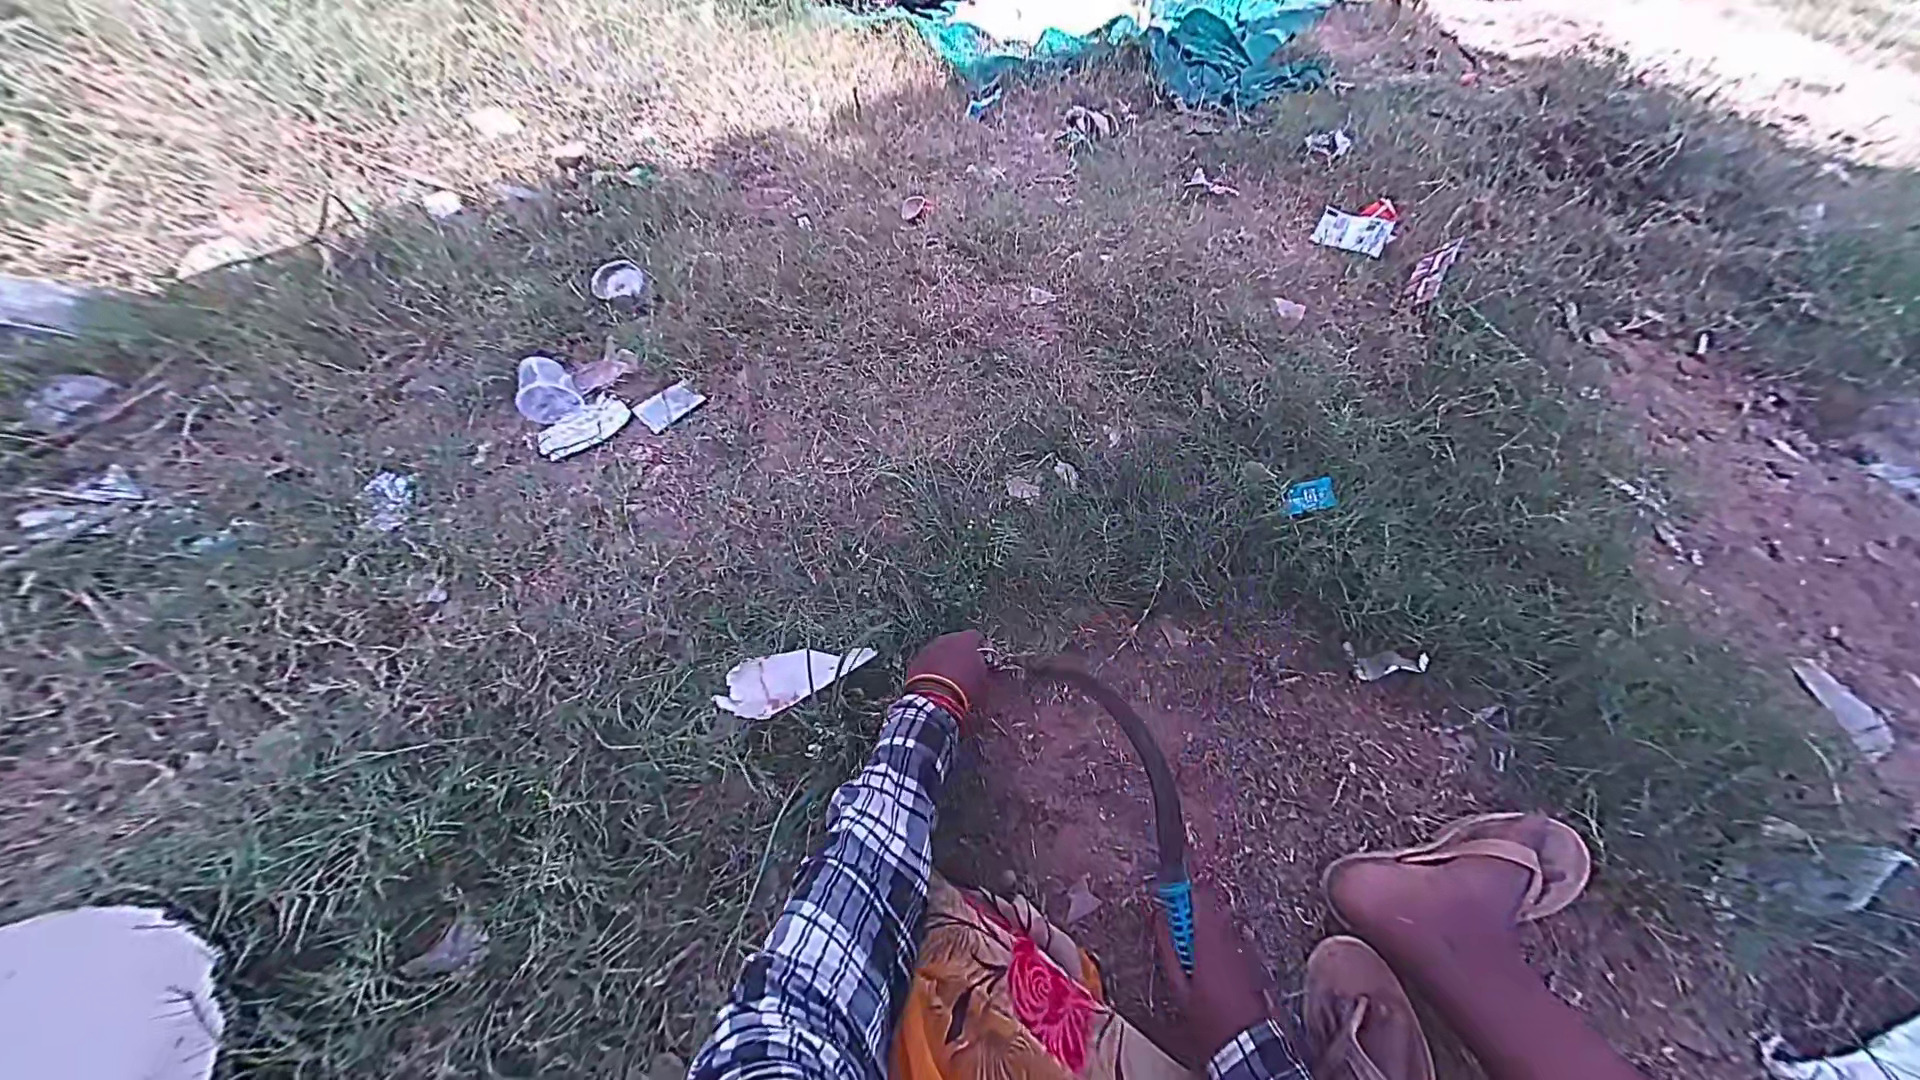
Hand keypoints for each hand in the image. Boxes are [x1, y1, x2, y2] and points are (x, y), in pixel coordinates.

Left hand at [905, 630, 990, 719]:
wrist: (934, 696)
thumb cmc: (964, 687)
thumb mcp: (982, 678)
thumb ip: (982, 665)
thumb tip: (979, 661)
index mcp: (966, 639)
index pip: (977, 637)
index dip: (981, 648)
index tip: (983, 658)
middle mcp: (947, 638)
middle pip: (957, 641)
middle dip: (962, 652)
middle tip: (966, 667)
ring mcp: (930, 647)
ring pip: (942, 649)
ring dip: (946, 658)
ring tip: (950, 675)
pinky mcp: (918, 658)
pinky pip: (930, 659)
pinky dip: (933, 665)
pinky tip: (937, 679)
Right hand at [1154, 880, 1270, 1061]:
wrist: (1248, 1048)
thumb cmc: (1210, 1019)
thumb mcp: (1179, 986)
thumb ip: (1167, 947)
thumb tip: (1158, 918)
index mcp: (1208, 939)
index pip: (1199, 895)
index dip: (1184, 887)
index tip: (1170, 891)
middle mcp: (1229, 939)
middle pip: (1212, 905)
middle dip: (1194, 908)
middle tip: (1179, 925)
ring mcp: (1244, 950)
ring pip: (1223, 922)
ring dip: (1207, 925)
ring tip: (1195, 949)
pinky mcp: (1253, 963)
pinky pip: (1235, 939)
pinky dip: (1222, 942)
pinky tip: (1214, 964)